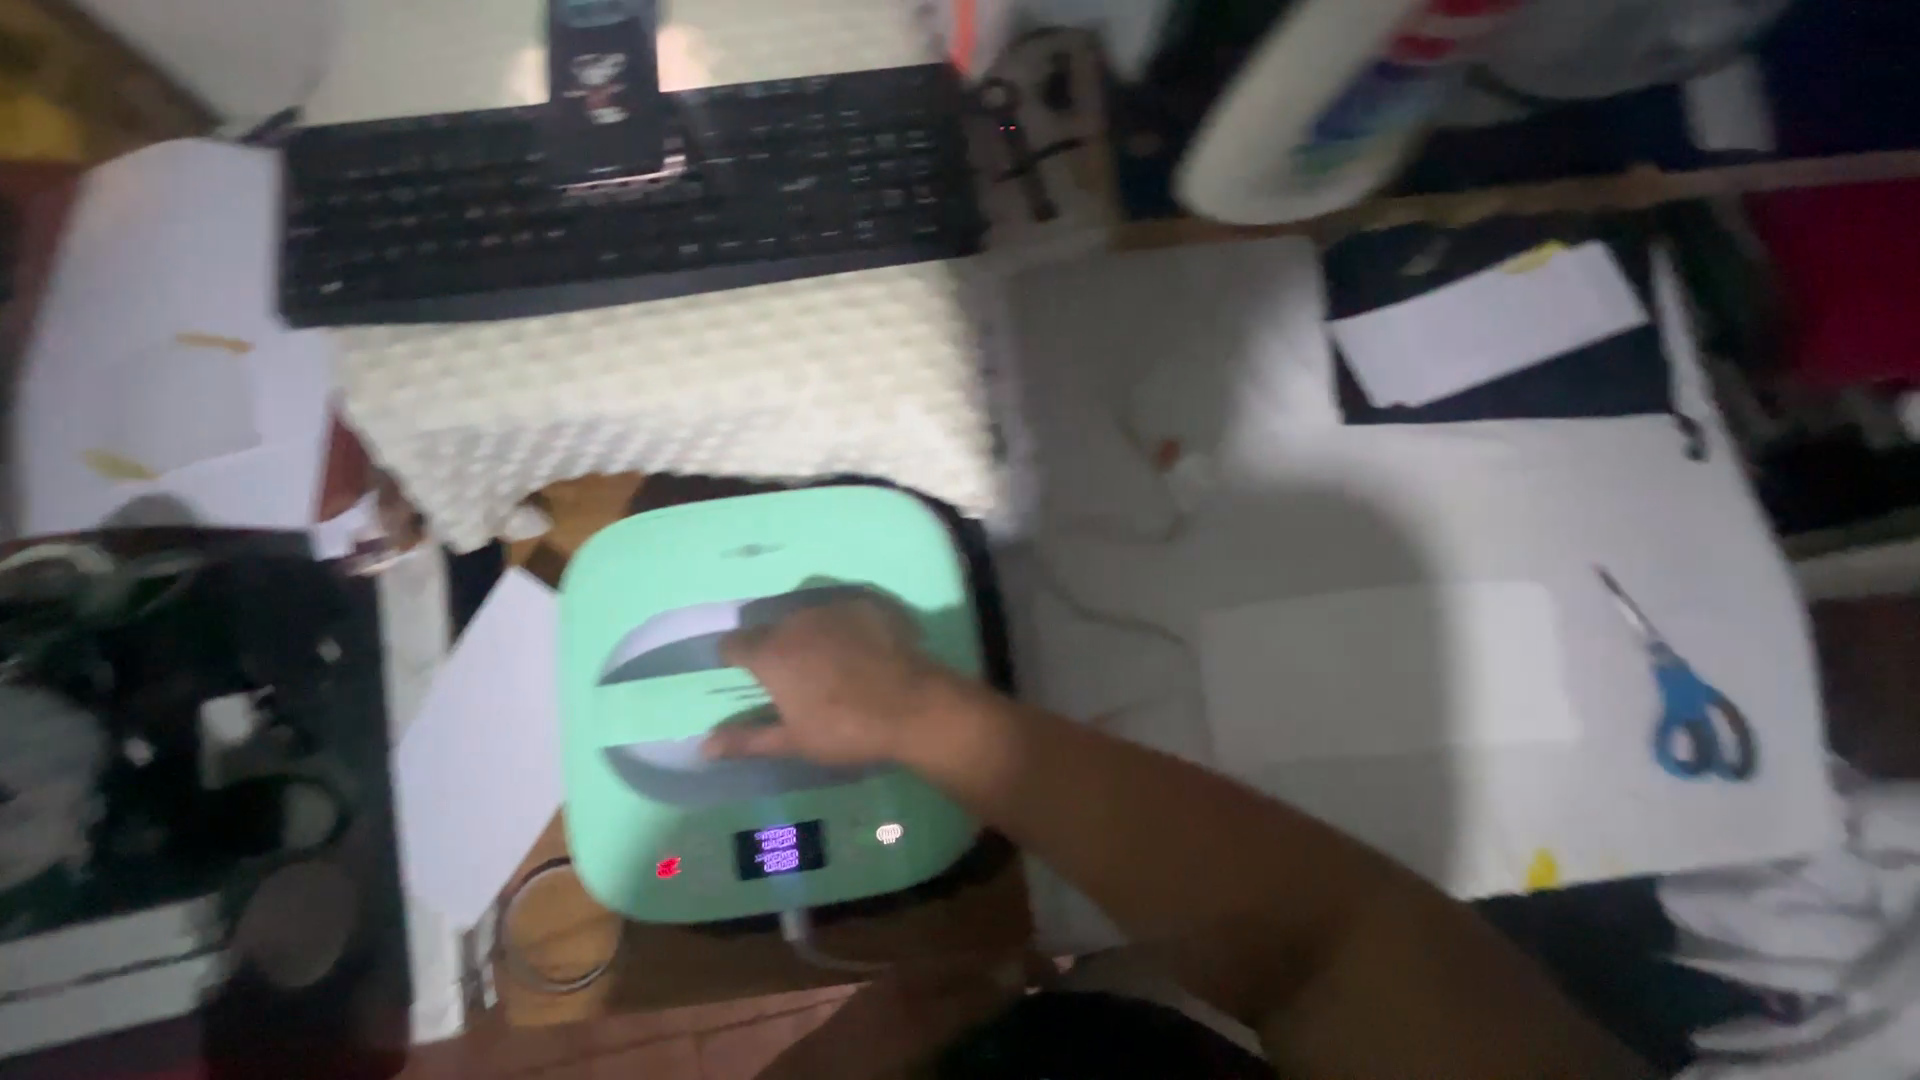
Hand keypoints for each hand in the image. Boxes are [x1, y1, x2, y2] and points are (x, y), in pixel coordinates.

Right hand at [703, 595, 956, 766]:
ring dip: (811, 634)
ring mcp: (835, 607)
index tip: (748, 677)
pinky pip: (845, 612)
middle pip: (773, 628)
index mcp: (771, 652)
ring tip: (833, 663)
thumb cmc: (847, 729)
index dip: (735, 659)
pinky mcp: (869, 603)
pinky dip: (845, 627)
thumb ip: (747, 739)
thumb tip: (705, 745)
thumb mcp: (793, 741)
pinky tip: (863, 649)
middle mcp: (797, 620)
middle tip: (796, 678)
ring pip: (809, 617)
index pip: (733, 644)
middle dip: (777, 648)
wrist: (914, 706)